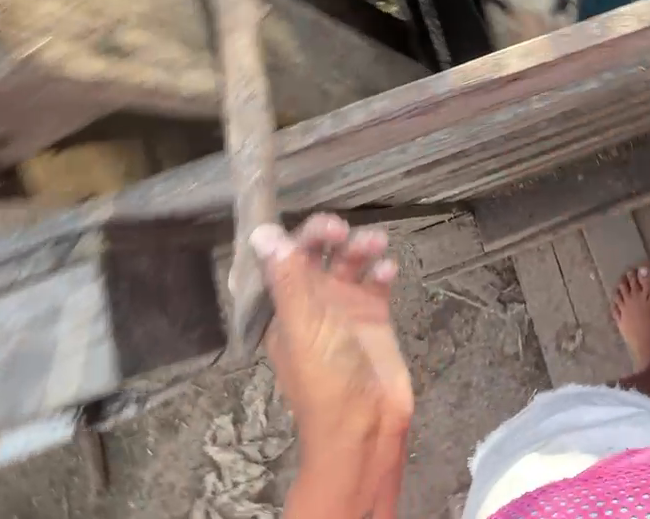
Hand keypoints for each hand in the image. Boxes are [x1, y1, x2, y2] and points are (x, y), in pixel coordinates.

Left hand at [254, 215, 413, 518]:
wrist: (366, 424)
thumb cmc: (326, 378)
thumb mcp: (304, 326)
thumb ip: (288, 278)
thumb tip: (262, 233)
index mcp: (285, 308)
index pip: (287, 259)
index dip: (300, 237)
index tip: (323, 226)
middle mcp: (313, 303)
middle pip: (319, 255)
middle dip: (331, 237)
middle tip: (344, 232)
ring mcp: (345, 308)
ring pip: (350, 262)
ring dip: (361, 248)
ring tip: (376, 244)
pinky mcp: (374, 314)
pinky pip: (376, 280)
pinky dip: (381, 270)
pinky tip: (388, 272)